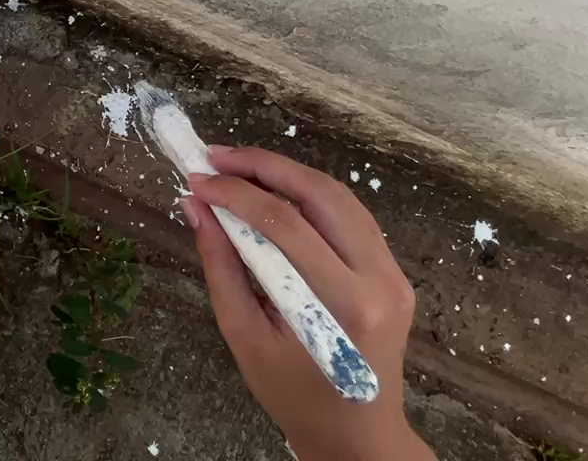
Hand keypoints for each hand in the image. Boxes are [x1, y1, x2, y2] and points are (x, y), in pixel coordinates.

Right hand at [181, 146, 433, 460]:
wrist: (359, 435)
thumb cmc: (292, 392)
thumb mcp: (242, 333)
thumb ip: (219, 264)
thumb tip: (194, 205)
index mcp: (343, 305)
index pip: (283, 224)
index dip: (234, 192)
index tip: (194, 179)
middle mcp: (378, 281)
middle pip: (319, 195)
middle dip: (262, 165)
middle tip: (215, 156)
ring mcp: (393, 274)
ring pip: (338, 195)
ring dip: (284, 171)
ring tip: (237, 165)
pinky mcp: (392, 271)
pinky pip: (348, 213)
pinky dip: (306, 190)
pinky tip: (272, 187)